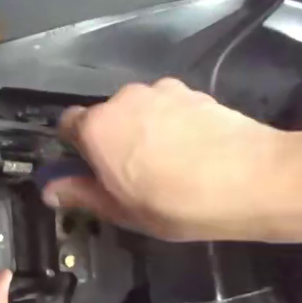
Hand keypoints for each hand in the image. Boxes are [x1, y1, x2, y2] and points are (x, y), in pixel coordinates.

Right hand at [42, 78, 287, 240]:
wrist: (251, 179)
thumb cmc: (177, 204)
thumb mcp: (124, 212)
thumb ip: (83, 195)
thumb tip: (50, 188)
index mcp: (97, 127)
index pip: (67, 125)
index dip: (76, 149)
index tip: (92, 173)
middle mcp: (124, 98)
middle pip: (107, 116)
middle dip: (113, 140)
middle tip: (134, 176)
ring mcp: (162, 91)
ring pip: (140, 110)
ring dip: (144, 130)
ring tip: (170, 164)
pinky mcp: (194, 91)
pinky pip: (170, 108)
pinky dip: (173, 124)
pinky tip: (194, 151)